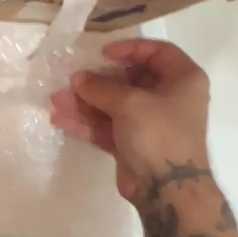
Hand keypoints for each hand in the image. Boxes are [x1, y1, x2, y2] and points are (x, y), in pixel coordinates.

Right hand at [49, 39, 210, 203]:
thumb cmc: (158, 134)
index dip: (129, 49)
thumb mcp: (130, 103)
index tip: (102, 53)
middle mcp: (167, 98)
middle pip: (128, 81)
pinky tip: (61, 120)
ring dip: (84, 104)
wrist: (166, 186)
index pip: (156, 53)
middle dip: (96, 82)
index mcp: (182, 79)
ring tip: (55, 102)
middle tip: (70, 81)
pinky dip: (85, 123)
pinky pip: (106, 127)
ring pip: (112, 106)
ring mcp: (148, 122)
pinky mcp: (130, 143)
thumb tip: (76, 78)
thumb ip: (100, 88)